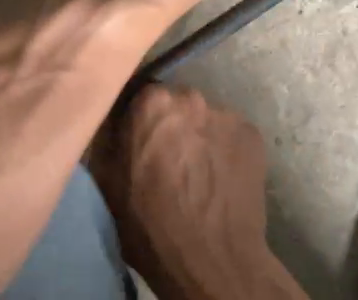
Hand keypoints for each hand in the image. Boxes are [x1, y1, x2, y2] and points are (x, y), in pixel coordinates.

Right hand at [90, 84, 280, 299]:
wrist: (213, 261)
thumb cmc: (152, 226)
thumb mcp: (108, 184)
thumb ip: (106, 138)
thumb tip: (109, 117)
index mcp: (152, 103)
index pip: (140, 97)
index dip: (139, 123)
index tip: (138, 146)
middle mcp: (190, 97)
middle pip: (176, 105)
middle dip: (170, 127)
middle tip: (167, 163)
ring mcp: (226, 113)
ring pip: (204, 120)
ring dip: (198, 138)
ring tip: (197, 176)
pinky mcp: (252, 133)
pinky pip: (230, 135)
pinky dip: (223, 151)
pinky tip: (219, 180)